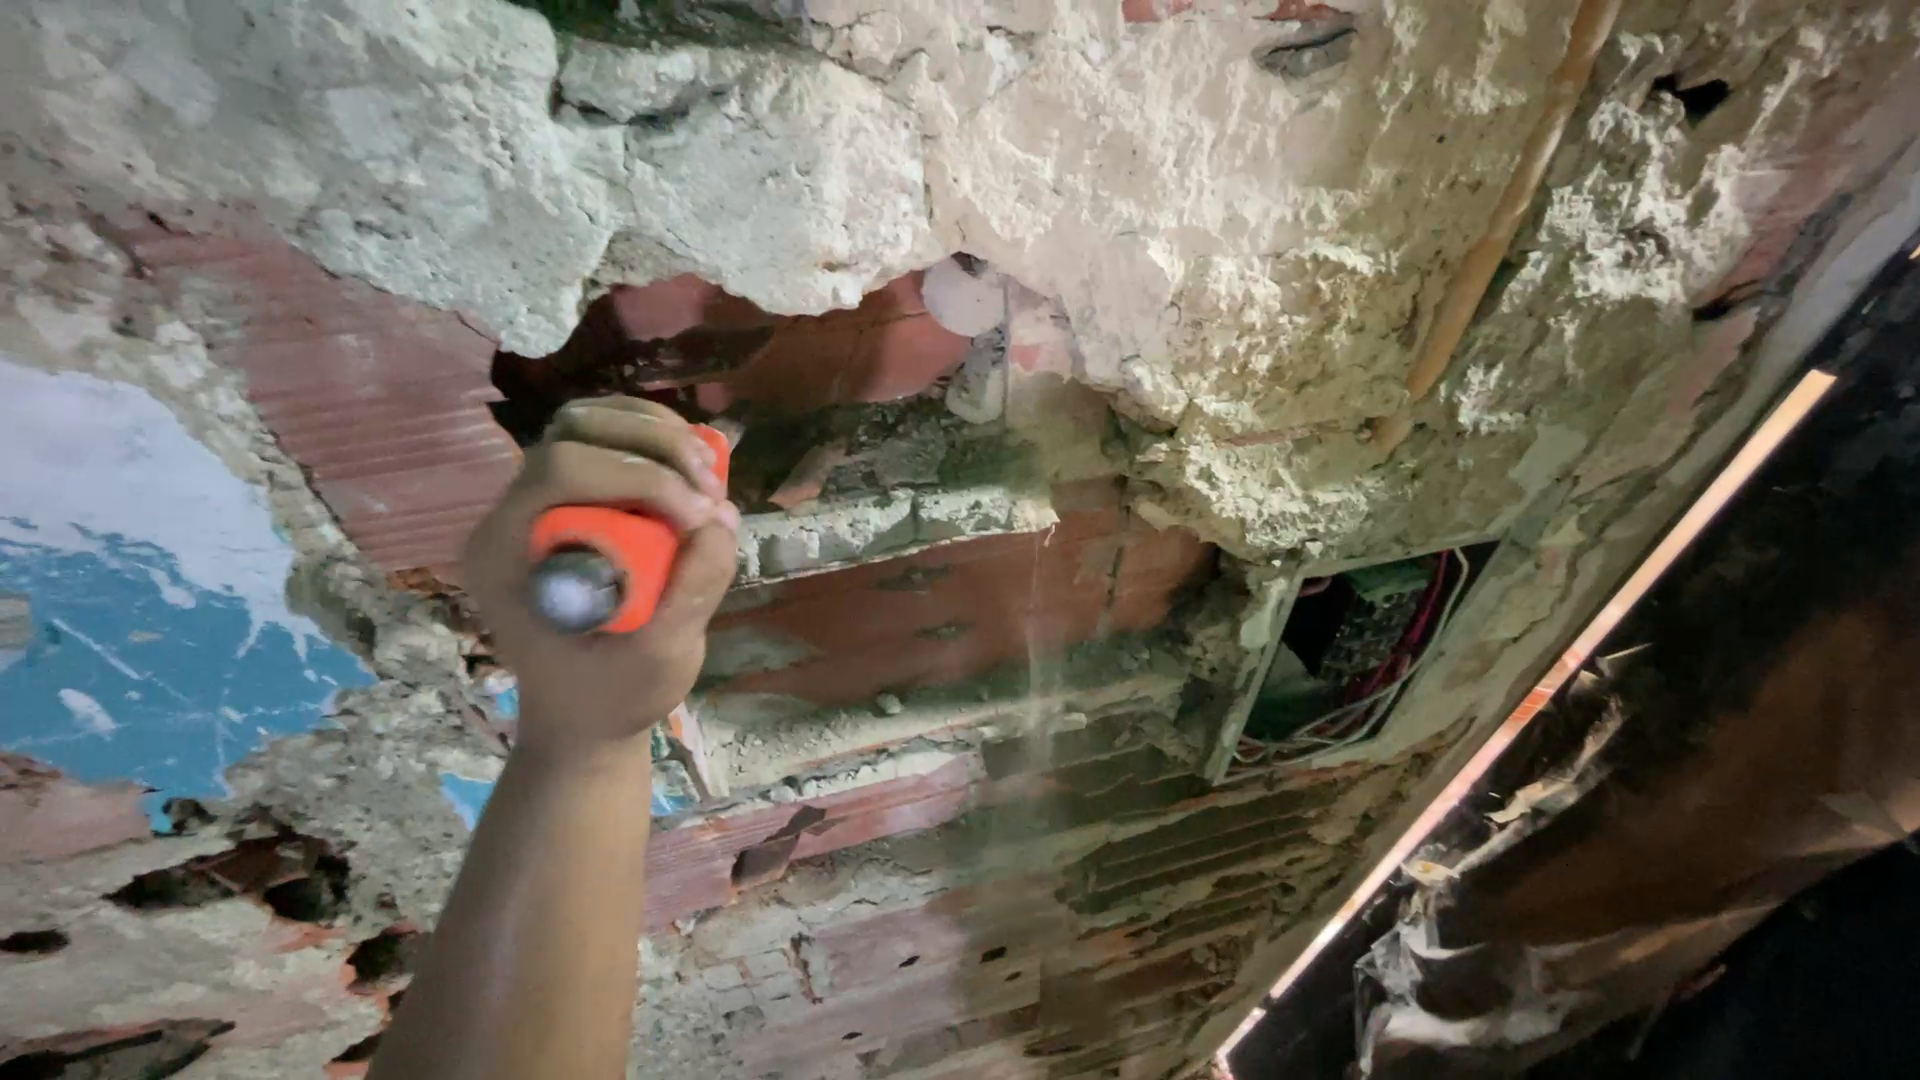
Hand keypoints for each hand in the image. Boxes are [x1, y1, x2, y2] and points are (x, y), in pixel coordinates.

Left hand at [463, 397, 739, 756]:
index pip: (562, 470)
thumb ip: (693, 590)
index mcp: (507, 553)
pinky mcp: (574, 505)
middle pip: (573, 431)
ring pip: (590, 423)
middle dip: (653, 444)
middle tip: (710, 487)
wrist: (584, 717)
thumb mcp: (662, 657)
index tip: (699, 519)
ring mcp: (541, 506)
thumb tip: (722, 517)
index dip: (641, 477)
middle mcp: (512, 516)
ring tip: (708, 475)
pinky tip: (693, 473)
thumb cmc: (612, 697)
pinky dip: (658, 443)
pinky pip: (609, 444)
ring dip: (658, 434)